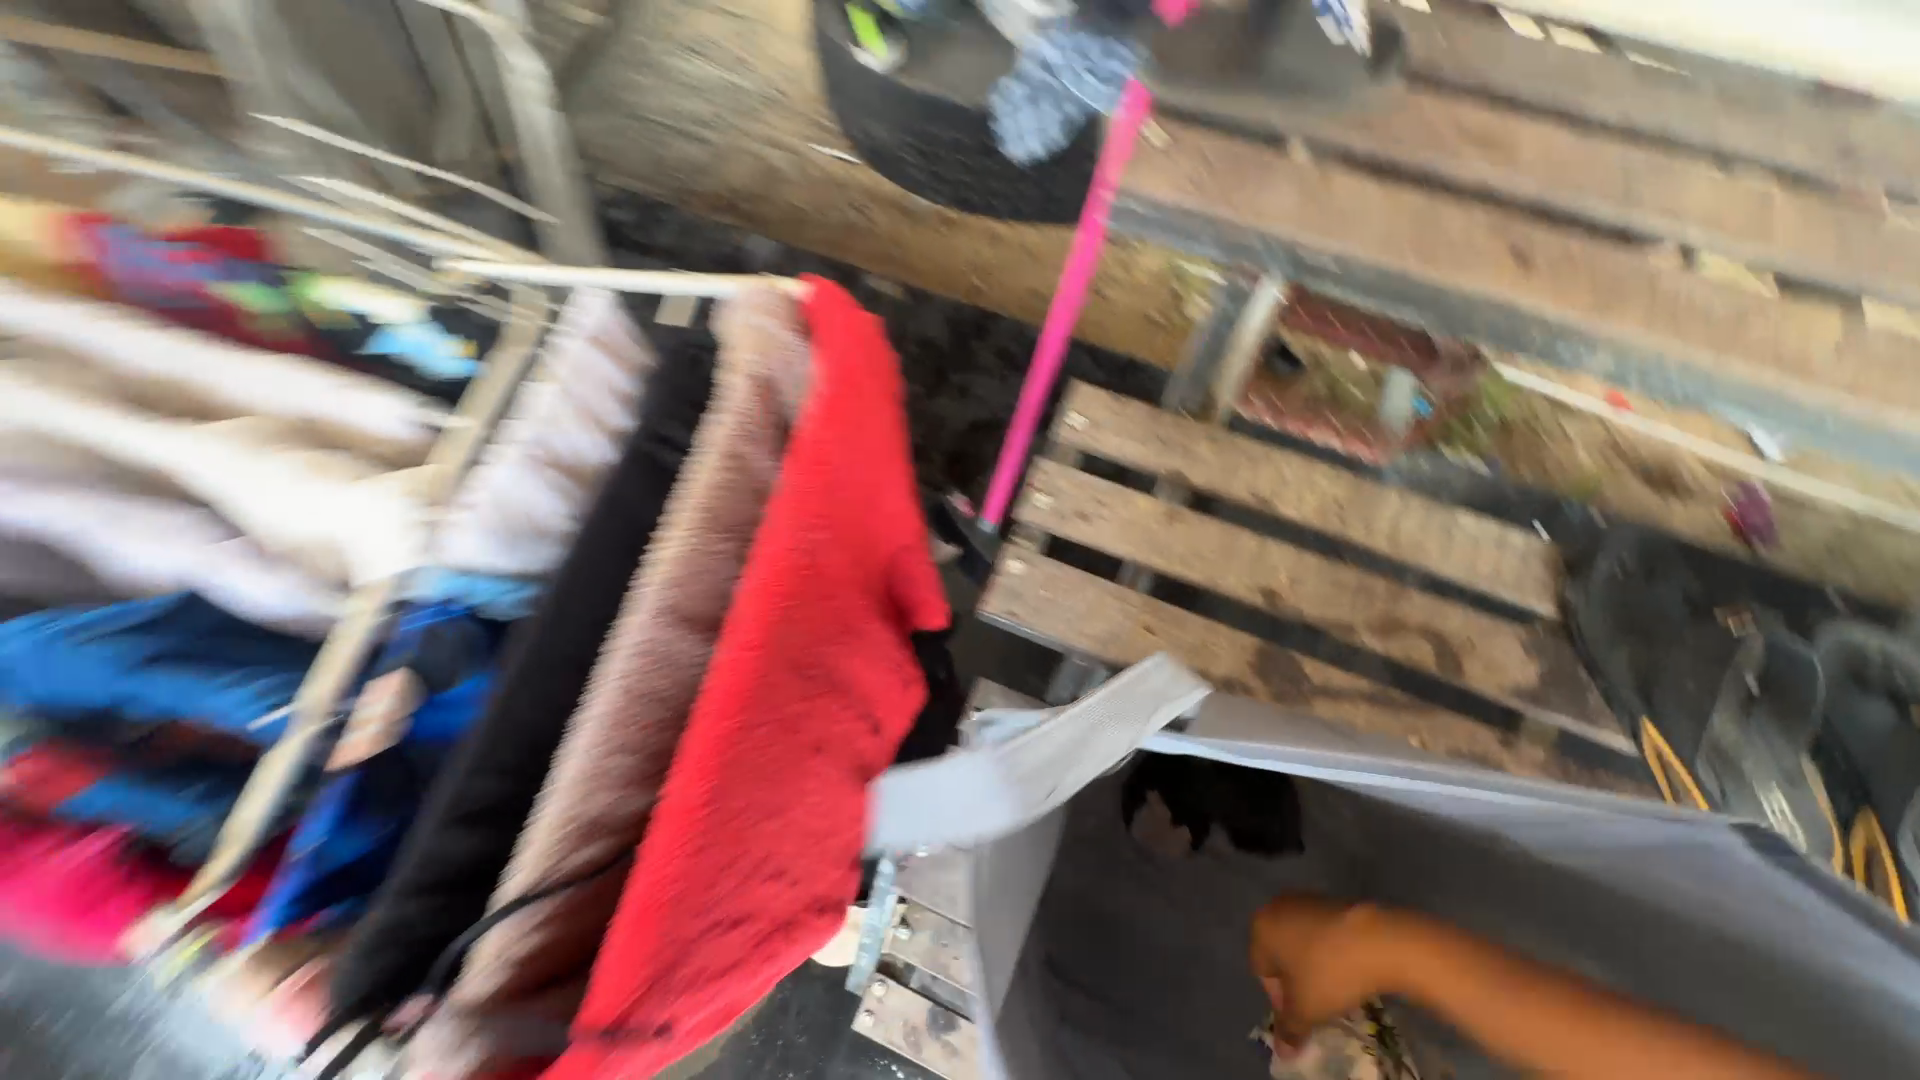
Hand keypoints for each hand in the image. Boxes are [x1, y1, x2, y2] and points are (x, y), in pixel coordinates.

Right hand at [1248, 895, 1402, 1045]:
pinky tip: (1351, 969)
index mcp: (1260, 928)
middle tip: (1318, 1003)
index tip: (1305, 1015)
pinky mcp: (1333, 901)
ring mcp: (1306, 900)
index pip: (1262, 972)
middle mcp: (1276, 908)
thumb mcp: (1305, 1010)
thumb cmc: (1329, 973)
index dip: (1281, 1001)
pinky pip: (1323, 934)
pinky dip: (1332, 952)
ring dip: (1314, 967)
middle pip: (1281, 955)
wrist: (1380, 941)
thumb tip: (1282, 1053)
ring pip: (1303, 943)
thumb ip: (1289, 1030)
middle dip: (1297, 982)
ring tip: (1338, 988)